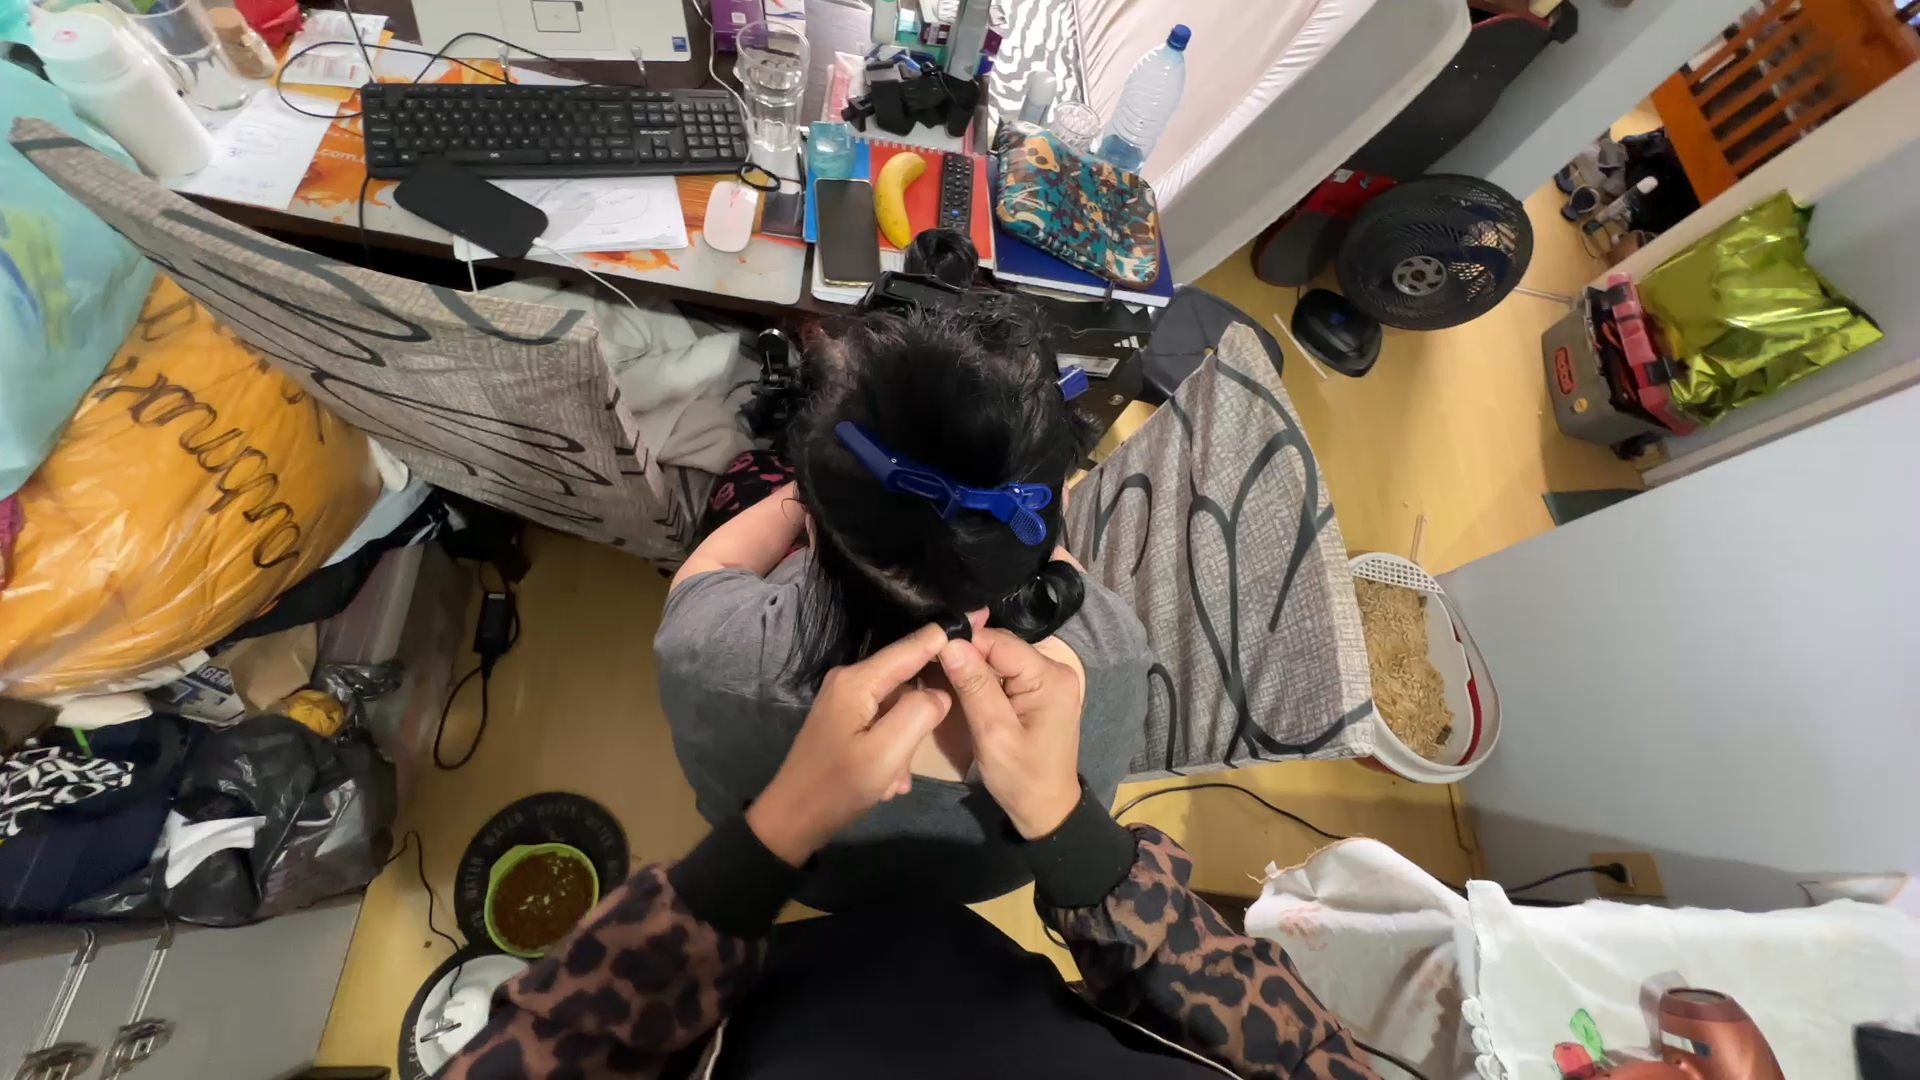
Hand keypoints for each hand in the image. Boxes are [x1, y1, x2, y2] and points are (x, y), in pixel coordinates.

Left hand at [746, 624, 952, 864]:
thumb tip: (941, 693)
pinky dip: (893, 746)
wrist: (792, 820)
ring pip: (898, 703)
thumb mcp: (886, 753)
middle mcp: (850, 679)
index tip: (977, 619)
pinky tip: (889, 778)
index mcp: (858, 680)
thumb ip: (919, 714)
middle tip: (929, 745)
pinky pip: (884, 719)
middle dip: (924, 711)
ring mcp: (845, 698)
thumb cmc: (839, 786)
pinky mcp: (845, 716)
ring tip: (898, 776)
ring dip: (906, 739)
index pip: (911, 647)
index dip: (944, 636)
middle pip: (907, 676)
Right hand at [939, 628, 1084, 838]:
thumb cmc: (1021, 777)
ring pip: (1002, 656)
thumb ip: (973, 685)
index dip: (964, 644)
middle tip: (935, 669)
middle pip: (1001, 645)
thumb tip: (950, 642)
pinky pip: (1008, 669)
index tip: (933, 656)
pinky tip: (968, 686)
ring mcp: (1051, 677)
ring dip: (975, 666)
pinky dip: (987, 676)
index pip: (998, 641)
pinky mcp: (1043, 687)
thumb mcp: (992, 733)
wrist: (1047, 807)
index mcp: (1050, 677)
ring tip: (947, 677)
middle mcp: (1056, 668)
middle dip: (969, 655)